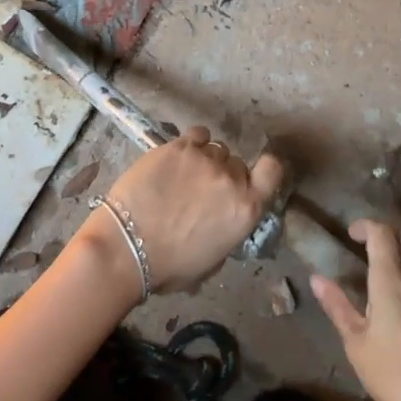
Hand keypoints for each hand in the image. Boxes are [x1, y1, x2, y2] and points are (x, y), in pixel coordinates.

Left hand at [85, 127, 283, 294]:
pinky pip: (197, 135)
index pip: (272, 170)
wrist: (128, 246)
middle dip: (224, 174)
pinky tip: (178, 158)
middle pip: (237, 163)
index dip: (265, 169)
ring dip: (205, 160)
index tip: (250, 176)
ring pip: (215, 148)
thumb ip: (229, 229)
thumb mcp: (213, 258)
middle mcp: (230, 178)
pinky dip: (191, 144)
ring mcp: (204, 159)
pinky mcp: (178, 146)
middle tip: (202, 190)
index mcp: (246, 208)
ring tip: (183, 175)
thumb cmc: (170, 265)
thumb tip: (224, 217)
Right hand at [310, 220, 400, 400]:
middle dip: (392, 234)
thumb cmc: (390, 371)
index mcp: (391, 280)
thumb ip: (337, 305)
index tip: (351, 234)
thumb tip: (316, 277)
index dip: (366, 226)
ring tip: (396, 265)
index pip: (382, 234)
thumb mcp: (355, 341)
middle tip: (374, 248)